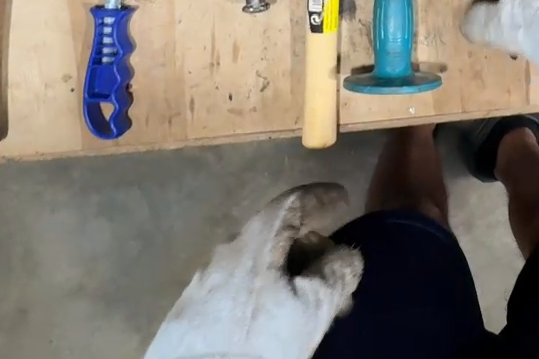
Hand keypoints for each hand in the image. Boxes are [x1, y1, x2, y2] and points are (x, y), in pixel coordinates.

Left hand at [144, 183, 363, 358]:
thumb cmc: (261, 340)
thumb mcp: (312, 309)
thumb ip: (336, 273)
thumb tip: (345, 254)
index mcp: (259, 238)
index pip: (295, 201)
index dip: (323, 197)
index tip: (344, 198)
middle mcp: (229, 247)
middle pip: (279, 233)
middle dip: (312, 249)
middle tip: (334, 276)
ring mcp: (207, 276)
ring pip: (259, 262)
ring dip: (289, 274)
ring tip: (307, 304)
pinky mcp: (192, 307)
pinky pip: (239, 284)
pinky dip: (264, 289)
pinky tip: (273, 315)